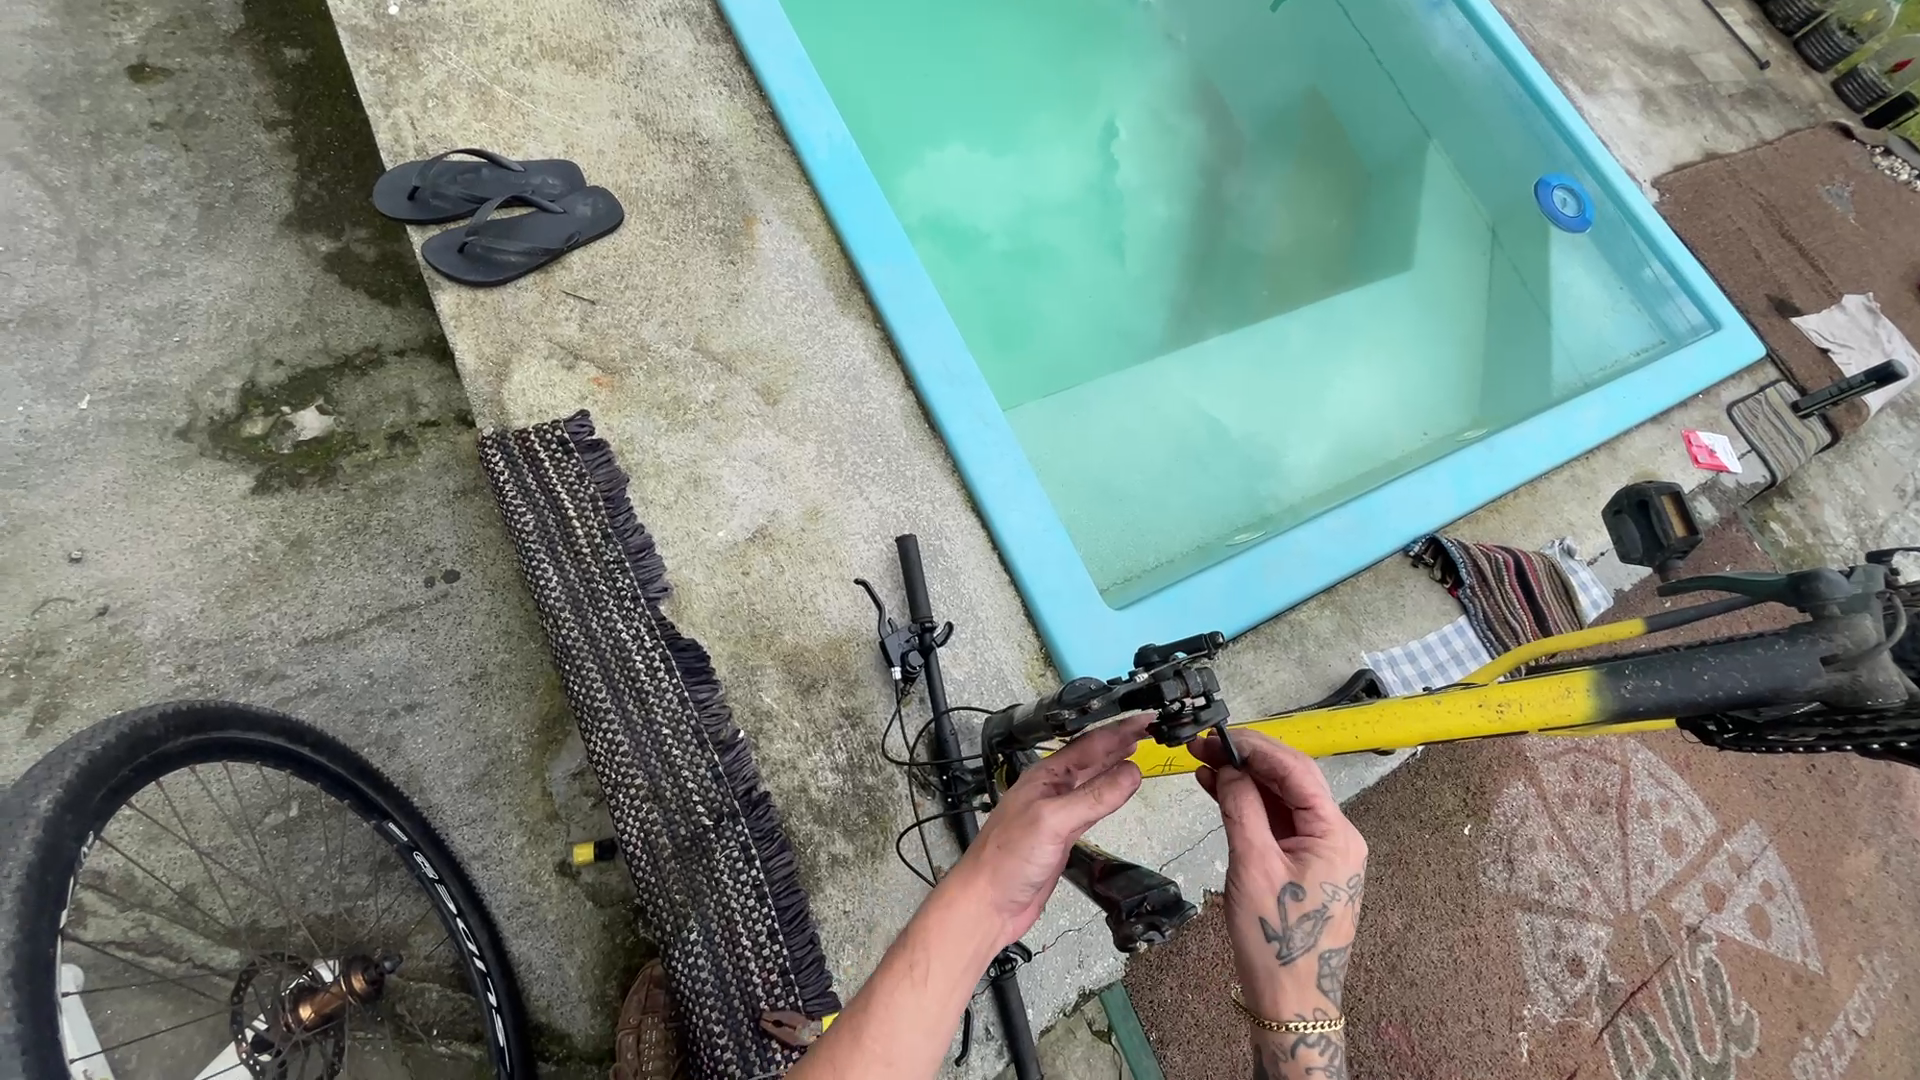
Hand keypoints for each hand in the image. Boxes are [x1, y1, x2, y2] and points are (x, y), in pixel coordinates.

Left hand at [940, 715, 1150, 947]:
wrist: (989, 903)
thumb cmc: (1005, 859)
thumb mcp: (1053, 820)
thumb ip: (1093, 797)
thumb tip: (1129, 772)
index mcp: (1045, 775)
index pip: (1089, 745)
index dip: (1118, 731)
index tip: (1144, 721)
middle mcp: (1050, 789)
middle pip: (1091, 758)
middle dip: (1119, 742)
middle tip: (1148, 730)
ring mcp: (1056, 812)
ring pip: (1092, 781)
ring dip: (1115, 765)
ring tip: (1136, 751)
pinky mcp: (1062, 836)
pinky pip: (1091, 807)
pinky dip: (1108, 796)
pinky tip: (1117, 791)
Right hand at [1191, 730, 1367, 1021]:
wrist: (1290, 1000)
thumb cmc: (1275, 938)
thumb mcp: (1252, 866)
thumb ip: (1241, 808)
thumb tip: (1228, 765)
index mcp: (1335, 834)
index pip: (1296, 770)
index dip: (1256, 747)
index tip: (1218, 735)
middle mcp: (1336, 835)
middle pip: (1291, 778)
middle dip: (1247, 757)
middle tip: (1204, 745)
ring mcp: (1321, 848)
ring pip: (1281, 797)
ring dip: (1244, 777)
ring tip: (1202, 761)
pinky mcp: (1304, 861)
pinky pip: (1277, 819)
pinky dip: (1248, 802)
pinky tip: (1217, 787)